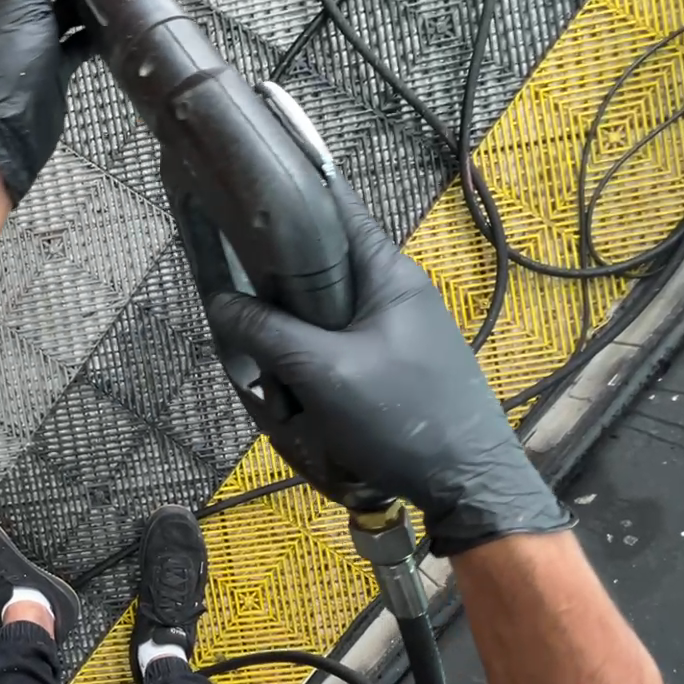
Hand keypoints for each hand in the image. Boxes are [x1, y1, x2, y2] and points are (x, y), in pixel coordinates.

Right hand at [204, 179, 573, 555]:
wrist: (466, 483)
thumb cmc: (400, 415)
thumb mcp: (323, 371)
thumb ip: (267, 331)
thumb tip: (217, 300)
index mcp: (387, 274)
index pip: (335, 210)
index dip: (289, 199)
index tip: (241, 202)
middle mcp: (392, 290)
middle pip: (318, 265)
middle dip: (276, 288)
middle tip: (242, 312)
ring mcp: (393, 327)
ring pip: (320, 310)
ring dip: (288, 334)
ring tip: (267, 364)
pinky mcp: (390, 360)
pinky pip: (333, 343)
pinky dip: (306, 358)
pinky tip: (293, 387)